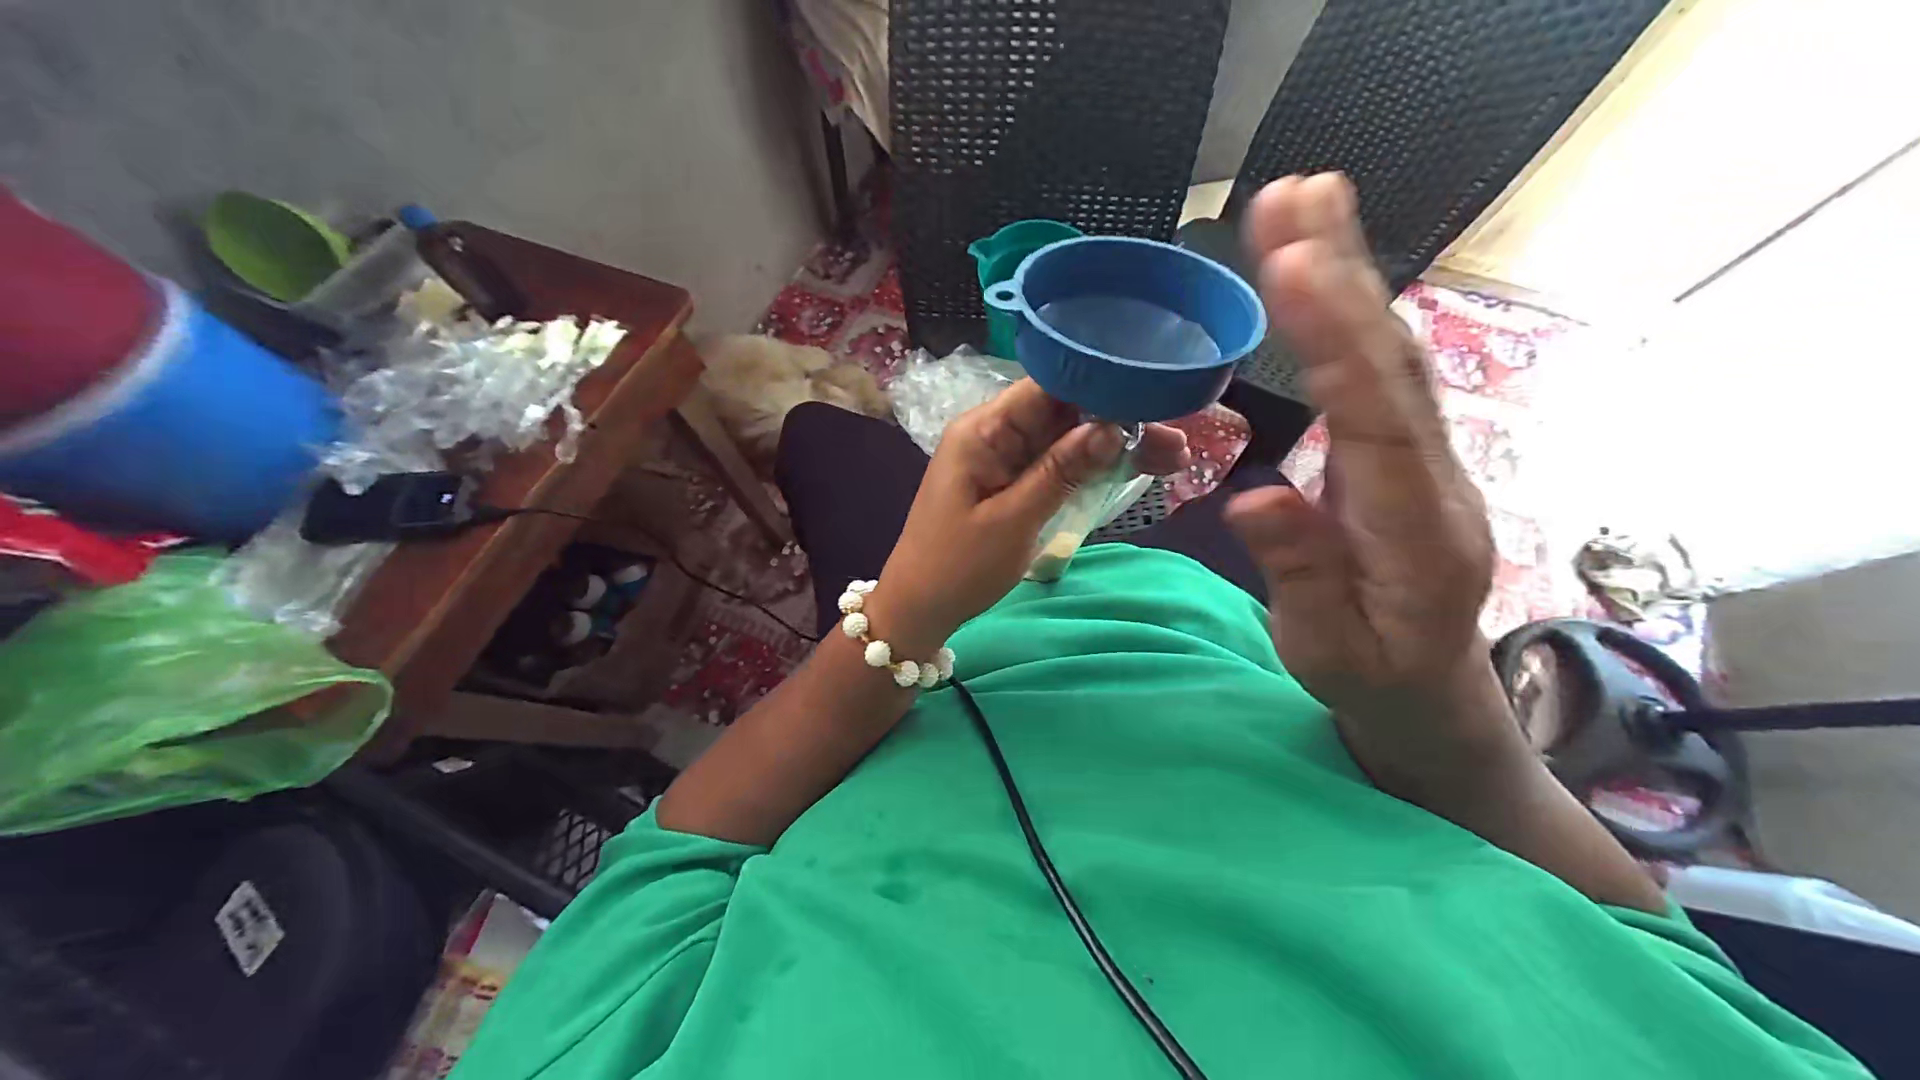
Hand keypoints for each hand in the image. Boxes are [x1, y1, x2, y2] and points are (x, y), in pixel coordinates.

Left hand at [870, 380, 1189, 654]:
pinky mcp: (1015, 484)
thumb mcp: (1012, 519)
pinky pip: (1059, 465)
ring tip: (1176, 454)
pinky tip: (1139, 466)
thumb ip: (1061, 471)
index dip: (1099, 384)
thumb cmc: (957, 565)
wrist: (919, 607)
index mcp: (984, 430)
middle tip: (1179, 437)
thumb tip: (1112, 427)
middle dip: (1120, 419)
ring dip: (1116, 445)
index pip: (1048, 387)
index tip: (1152, 391)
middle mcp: (996, 434)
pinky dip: (1095, 468)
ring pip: (1068, 439)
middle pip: (1065, 412)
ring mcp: (1006, 459)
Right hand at [1224, 174, 1499, 734]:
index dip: (1333, 339)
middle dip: (1341, 274)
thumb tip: (1256, 493)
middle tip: (1296, 194)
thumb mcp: (1324, 646)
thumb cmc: (1371, 674)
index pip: (1372, 417)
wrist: (1430, 689)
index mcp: (1412, 526)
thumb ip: (1300, 572)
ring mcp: (1421, 458)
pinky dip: (1349, 316)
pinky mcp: (1400, 454)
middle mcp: (1428, 475)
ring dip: (1348, 276)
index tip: (1294, 266)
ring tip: (1305, 206)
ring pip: (1387, 356)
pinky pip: (1377, 375)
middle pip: (1388, 361)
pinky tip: (1323, 277)